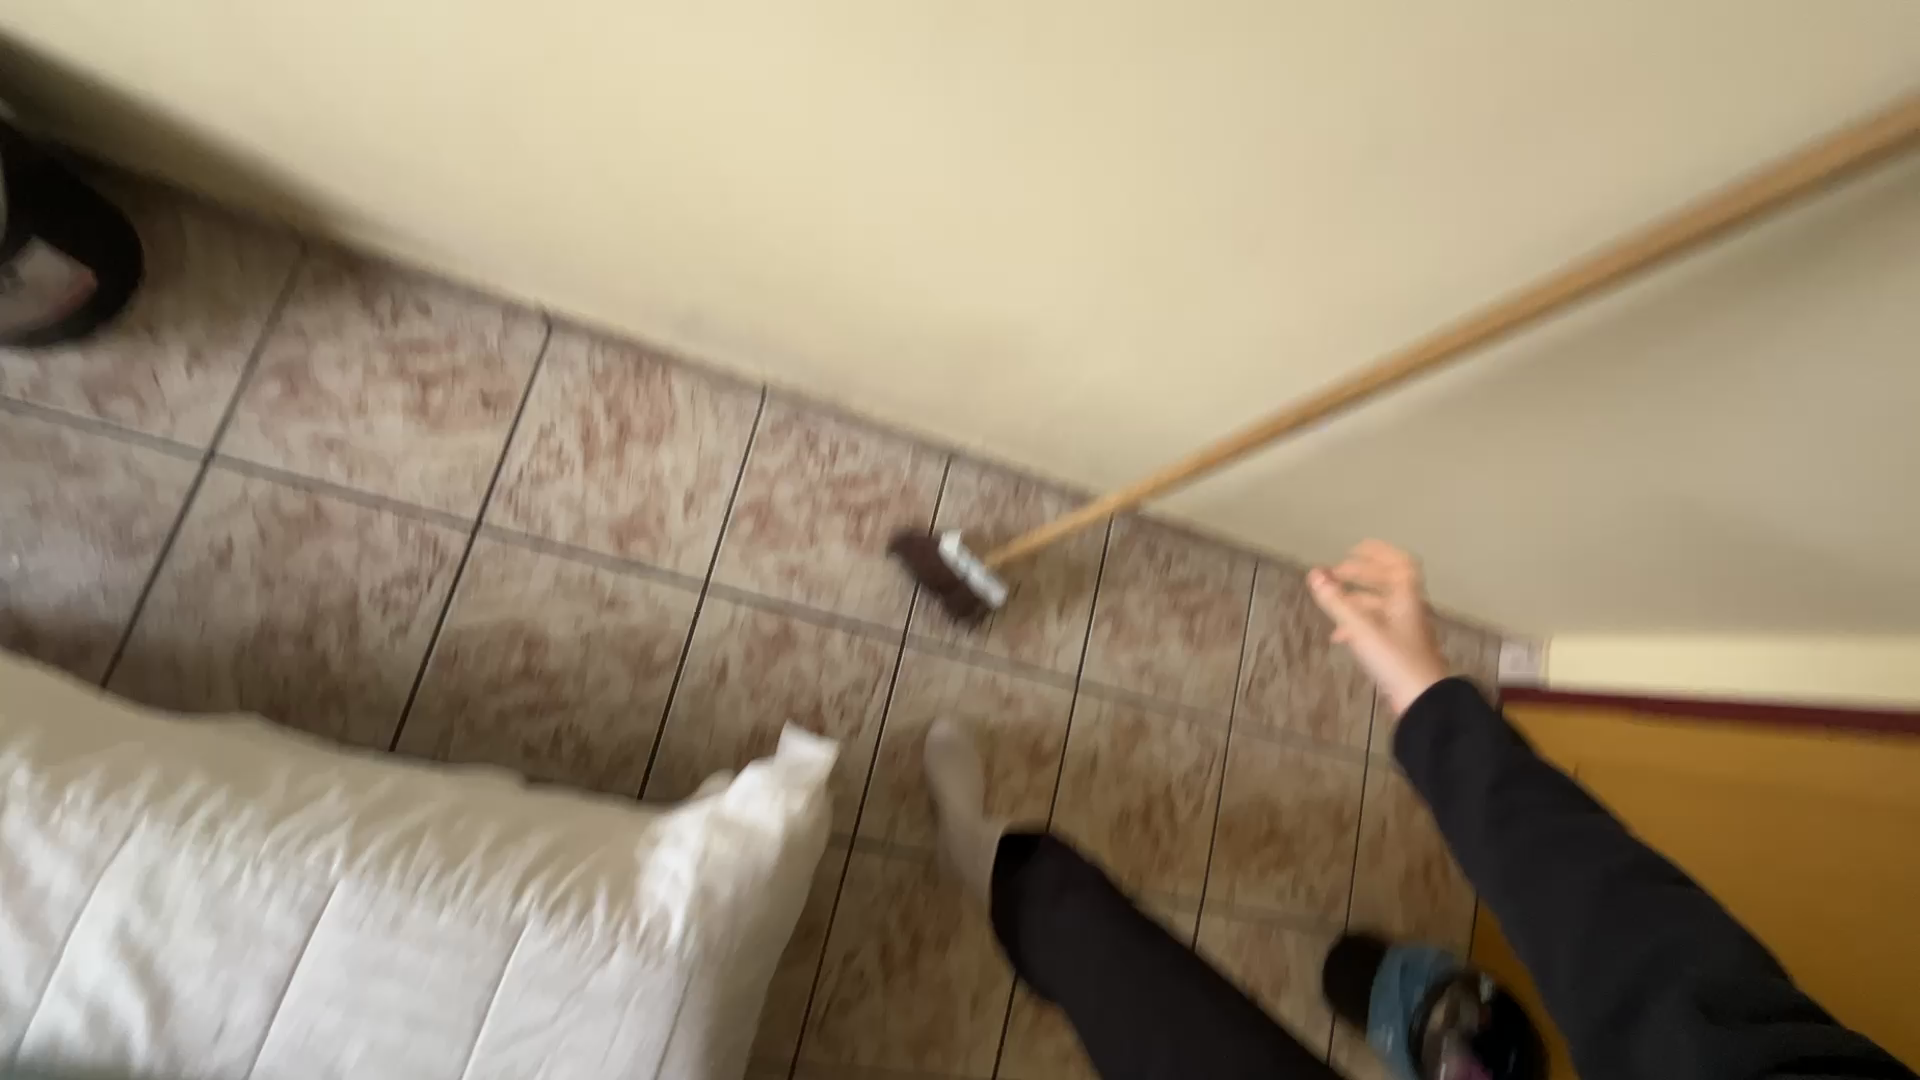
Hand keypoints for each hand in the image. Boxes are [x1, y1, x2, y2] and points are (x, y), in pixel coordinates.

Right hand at [1306, 540, 1450, 716]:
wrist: (1423, 699)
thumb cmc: (1395, 659)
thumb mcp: (1361, 628)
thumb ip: (1336, 601)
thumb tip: (1314, 573)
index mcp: (1405, 598)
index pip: (1399, 564)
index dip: (1379, 552)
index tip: (1354, 548)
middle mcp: (1407, 609)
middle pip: (1387, 582)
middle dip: (1360, 573)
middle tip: (1334, 573)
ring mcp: (1404, 629)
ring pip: (1380, 604)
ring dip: (1356, 597)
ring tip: (1331, 600)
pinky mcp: (1399, 647)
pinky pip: (1377, 624)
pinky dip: (1357, 621)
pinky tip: (1339, 634)